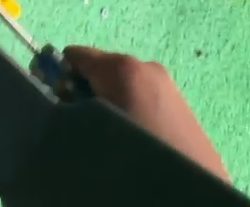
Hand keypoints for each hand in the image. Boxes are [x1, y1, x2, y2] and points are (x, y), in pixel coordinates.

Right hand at [63, 46, 229, 181]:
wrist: (195, 198)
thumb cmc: (133, 157)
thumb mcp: (87, 128)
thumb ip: (66, 104)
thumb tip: (55, 95)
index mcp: (122, 67)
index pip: (73, 56)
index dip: (59, 77)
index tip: (56, 103)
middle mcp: (148, 68)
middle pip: (100, 70)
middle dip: (87, 93)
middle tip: (85, 126)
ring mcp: (171, 88)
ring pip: (125, 87)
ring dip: (112, 106)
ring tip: (115, 140)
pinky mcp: (187, 110)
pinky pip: (147, 101)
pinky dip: (136, 115)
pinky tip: (140, 145)